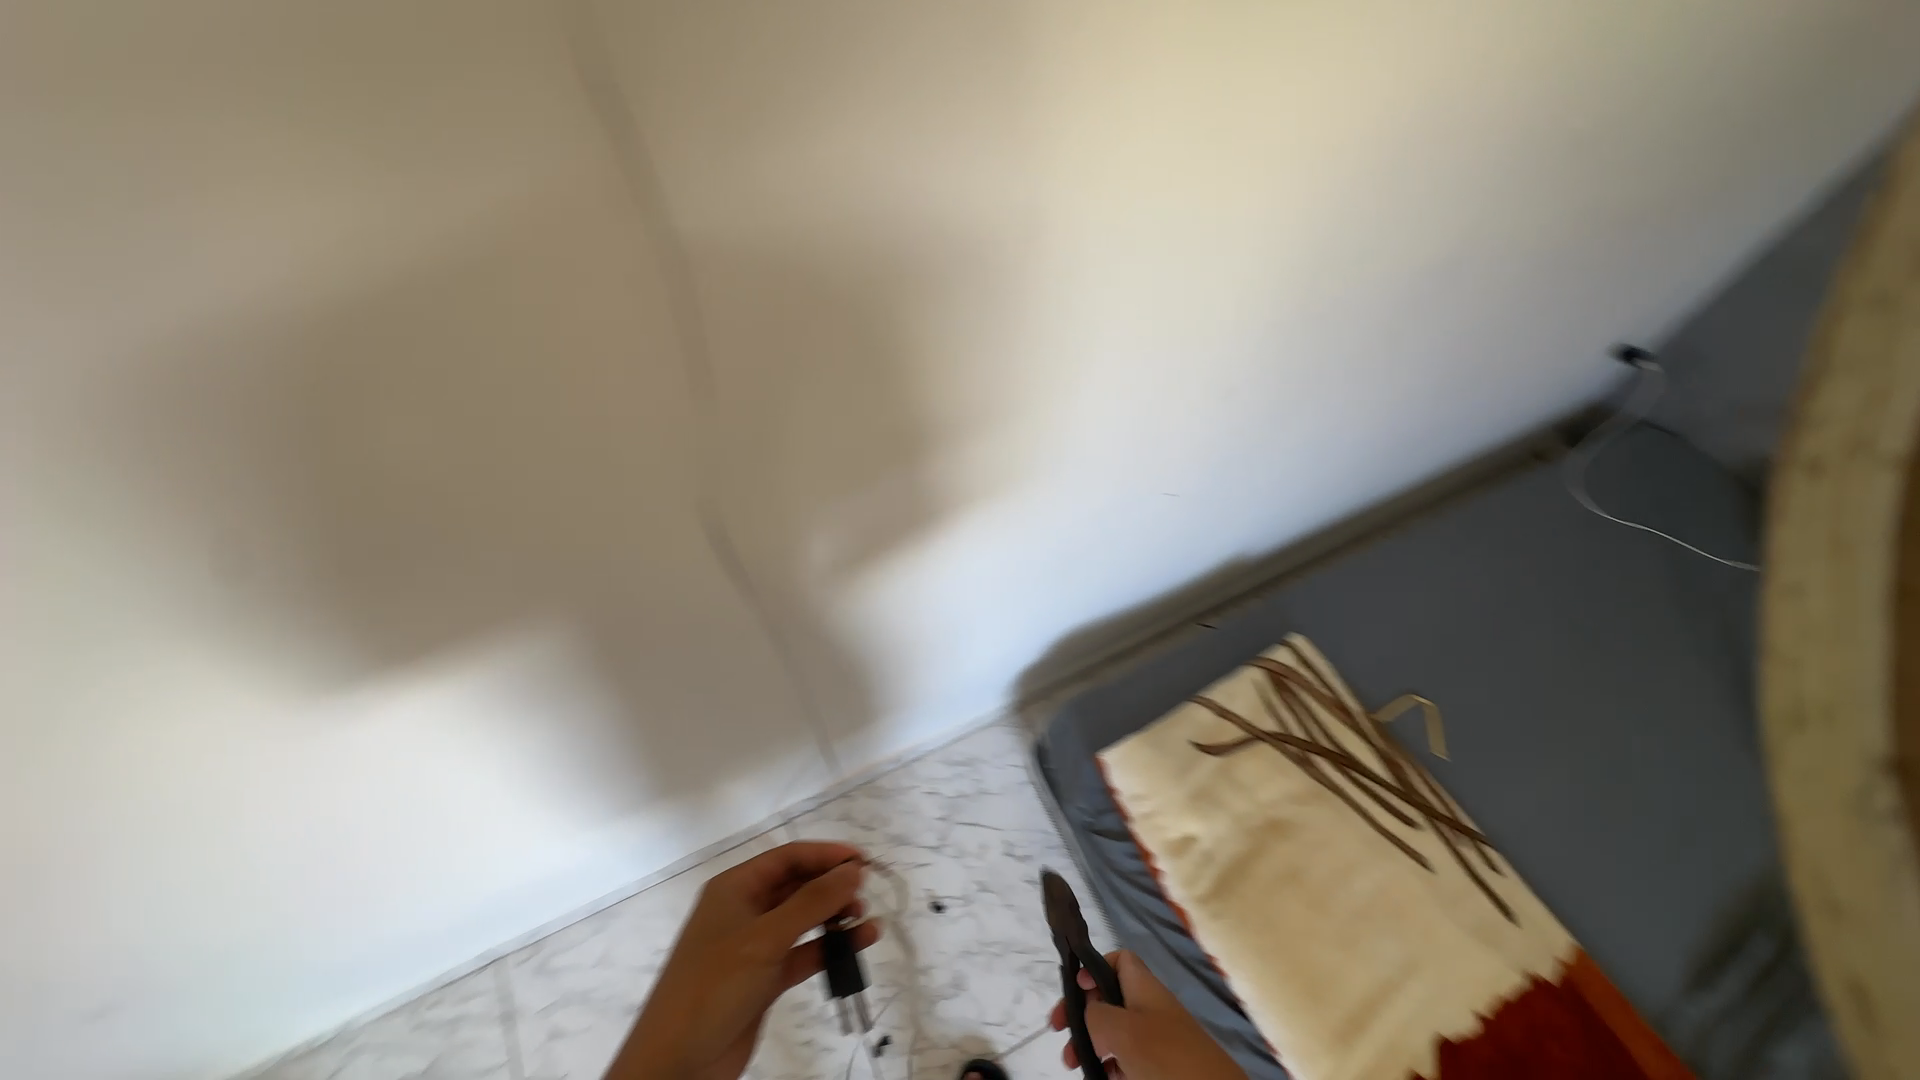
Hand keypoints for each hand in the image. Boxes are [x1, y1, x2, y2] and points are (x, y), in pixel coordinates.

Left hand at [606, 842, 879, 1079]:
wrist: (677, 1063)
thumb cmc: (714, 985)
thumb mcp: (765, 938)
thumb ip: (812, 902)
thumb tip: (854, 868)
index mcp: (736, 887)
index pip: (788, 857)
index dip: (826, 855)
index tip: (864, 861)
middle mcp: (746, 909)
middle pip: (798, 885)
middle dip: (833, 886)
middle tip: (866, 895)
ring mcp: (756, 945)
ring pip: (805, 920)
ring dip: (836, 917)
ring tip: (867, 921)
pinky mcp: (766, 978)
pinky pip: (805, 952)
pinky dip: (830, 948)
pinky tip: (859, 944)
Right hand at [1050, 950, 1247, 1079]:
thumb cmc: (1166, 1056)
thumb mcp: (1122, 1029)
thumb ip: (1096, 1015)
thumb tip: (1090, 1016)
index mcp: (1143, 988)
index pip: (1118, 960)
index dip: (1095, 967)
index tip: (1076, 988)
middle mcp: (1149, 1009)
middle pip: (1109, 1000)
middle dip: (1082, 1015)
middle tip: (1062, 1035)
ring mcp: (1156, 1041)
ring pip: (1114, 1035)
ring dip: (1090, 1046)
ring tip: (1074, 1065)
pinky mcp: (1160, 1070)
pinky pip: (1126, 1062)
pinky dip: (1109, 1068)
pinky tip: (1099, 1077)